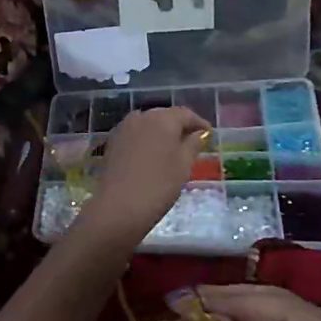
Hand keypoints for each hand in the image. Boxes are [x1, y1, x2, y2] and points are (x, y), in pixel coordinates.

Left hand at [80, 106, 209, 241]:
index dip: (199, 123)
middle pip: (164, 116)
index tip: (208, 134)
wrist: (118, 207)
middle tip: (191, 142)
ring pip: (147, 125)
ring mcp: (122, 129)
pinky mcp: (112, 143)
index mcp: (162, 119)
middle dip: (179, 127)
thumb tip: (198, 134)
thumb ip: (192, 145)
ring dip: (160, 133)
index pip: (185, 114)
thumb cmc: (158, 186)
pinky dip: (145, 140)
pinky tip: (151, 155)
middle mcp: (140, 118)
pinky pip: (134, 135)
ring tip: (172, 149)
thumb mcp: (183, 165)